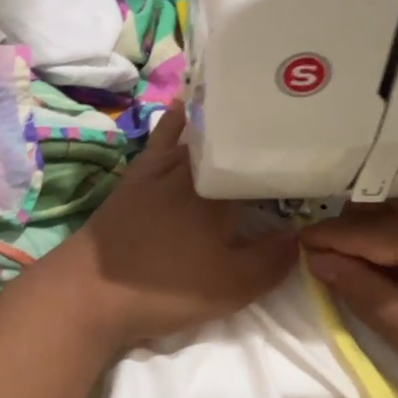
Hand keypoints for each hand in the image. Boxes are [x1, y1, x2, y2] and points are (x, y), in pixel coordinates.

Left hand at [43, 104, 296, 351]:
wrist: (89, 290)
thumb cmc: (164, 288)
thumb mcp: (230, 287)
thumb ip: (270, 260)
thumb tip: (299, 234)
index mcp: (218, 192)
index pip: (259, 167)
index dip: (285, 163)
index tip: (308, 161)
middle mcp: (189, 169)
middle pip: (228, 143)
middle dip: (256, 137)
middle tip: (284, 130)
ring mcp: (157, 169)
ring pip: (195, 134)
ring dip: (220, 123)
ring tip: (246, 107)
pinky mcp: (134, 177)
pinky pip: (160, 138)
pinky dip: (175, 122)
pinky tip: (181, 109)